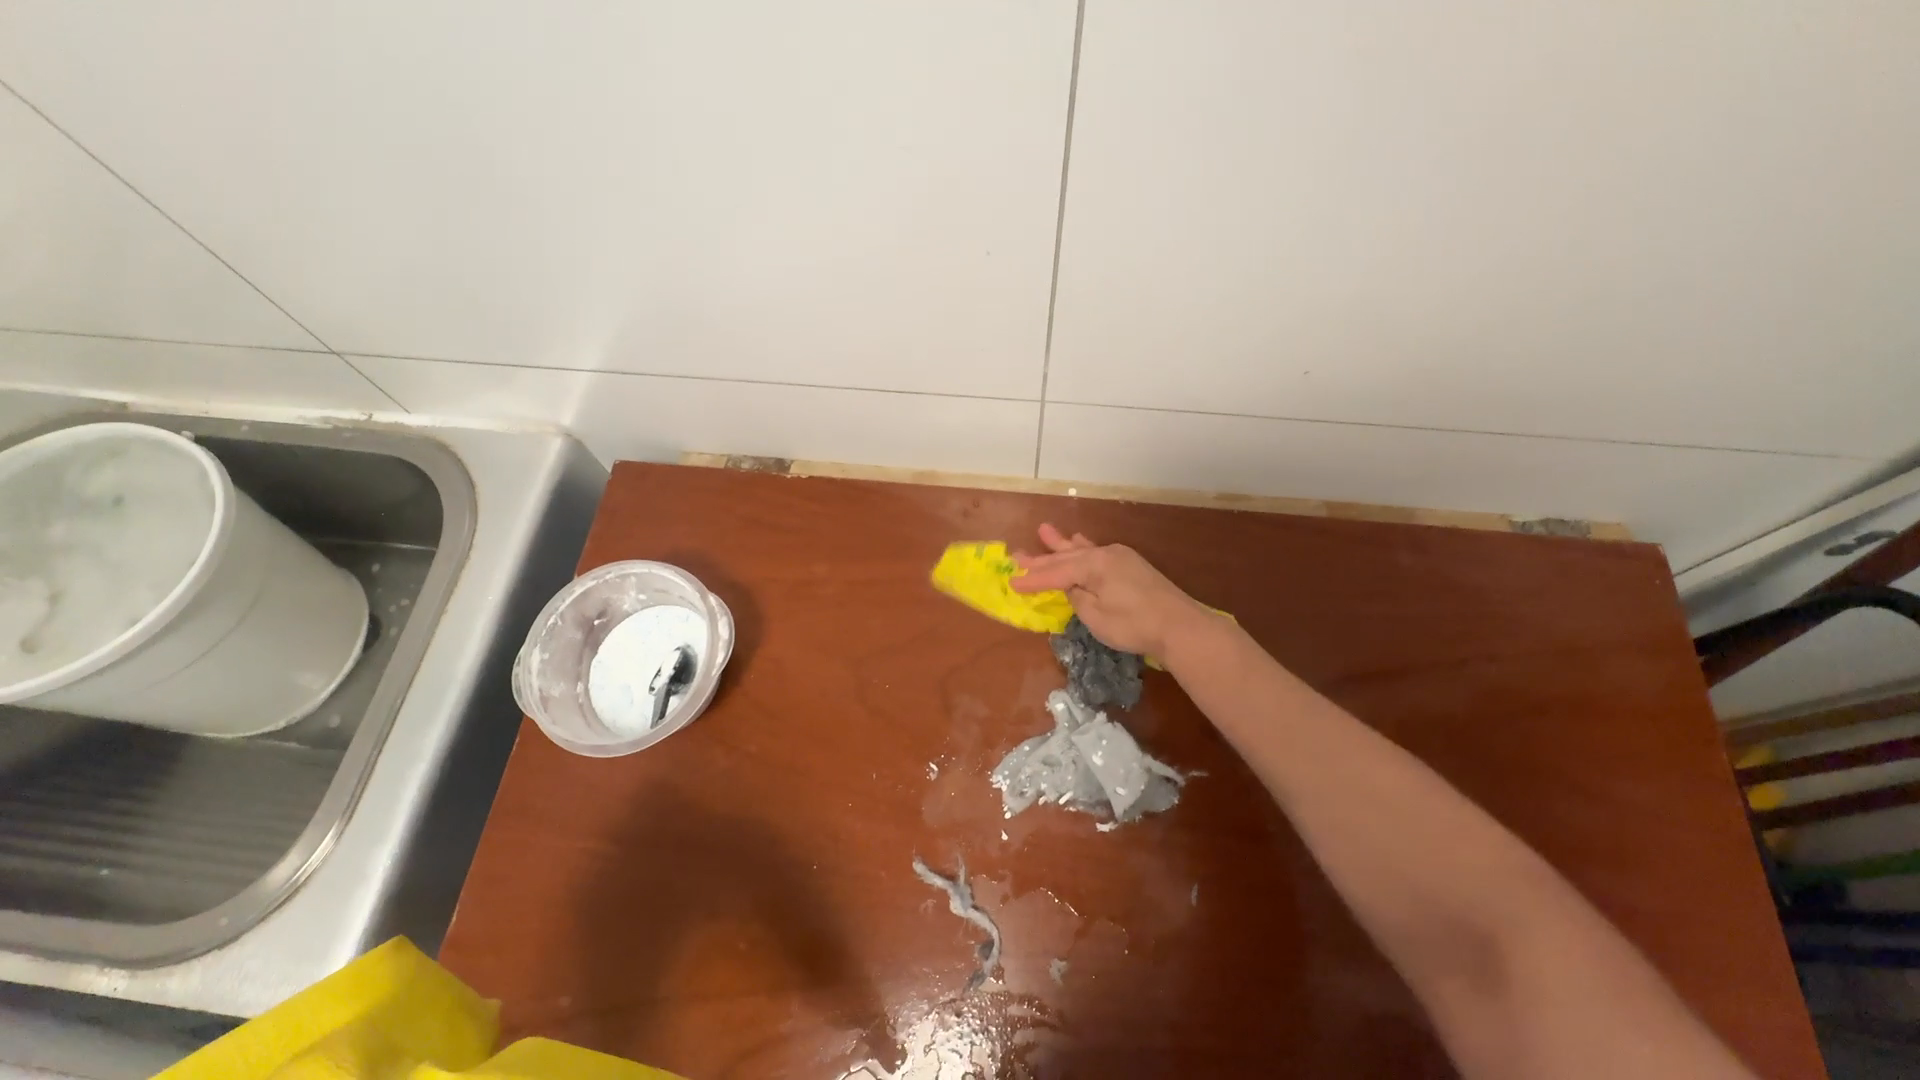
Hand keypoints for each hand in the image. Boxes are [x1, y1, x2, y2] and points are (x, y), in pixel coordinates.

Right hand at [1010, 523, 1208, 659]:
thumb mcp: (1096, 617)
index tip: (1011, 582)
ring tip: (1045, 532)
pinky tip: (1079, 542)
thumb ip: (1078, 599)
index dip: (1033, 579)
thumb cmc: (1134, 625)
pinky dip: (1084, 549)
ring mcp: (1121, 557)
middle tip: (1016, 554)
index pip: (1055, 573)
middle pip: (1067, 557)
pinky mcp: (1132, 566)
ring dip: (1062, 545)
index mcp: (1094, 565)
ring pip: (1083, 551)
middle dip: (1041, 558)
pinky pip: (1098, 552)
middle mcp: (1105, 554)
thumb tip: (1073, 588)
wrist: (1180, 626)